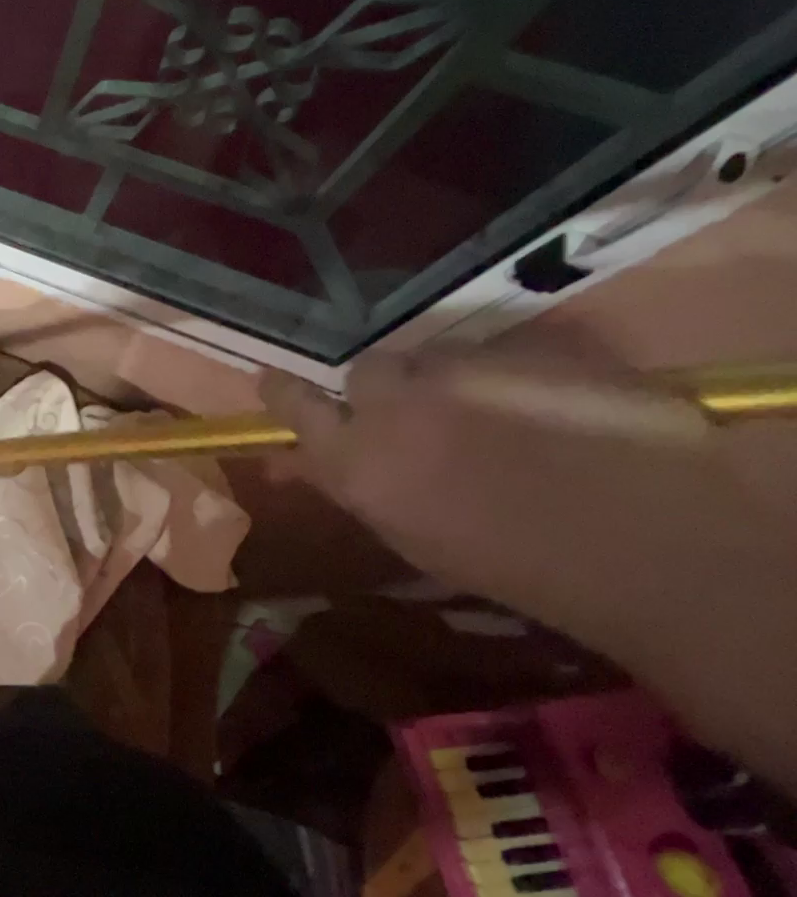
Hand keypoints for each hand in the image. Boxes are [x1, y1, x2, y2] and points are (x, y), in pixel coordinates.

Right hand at [256, 348, 738, 610]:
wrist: (640, 549)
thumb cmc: (503, 562)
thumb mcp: (403, 531)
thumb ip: (347, 482)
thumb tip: (297, 458)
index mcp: (358, 456)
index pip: (294, 402)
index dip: (283, 390)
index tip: (275, 383)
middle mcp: (397, 404)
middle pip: (366, 369)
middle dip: (384, 387)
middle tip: (417, 415)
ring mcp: (465, 372)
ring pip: (434, 357)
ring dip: (447, 381)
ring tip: (492, 416)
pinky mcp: (527, 352)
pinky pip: (498, 353)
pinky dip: (507, 376)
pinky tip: (541, 410)